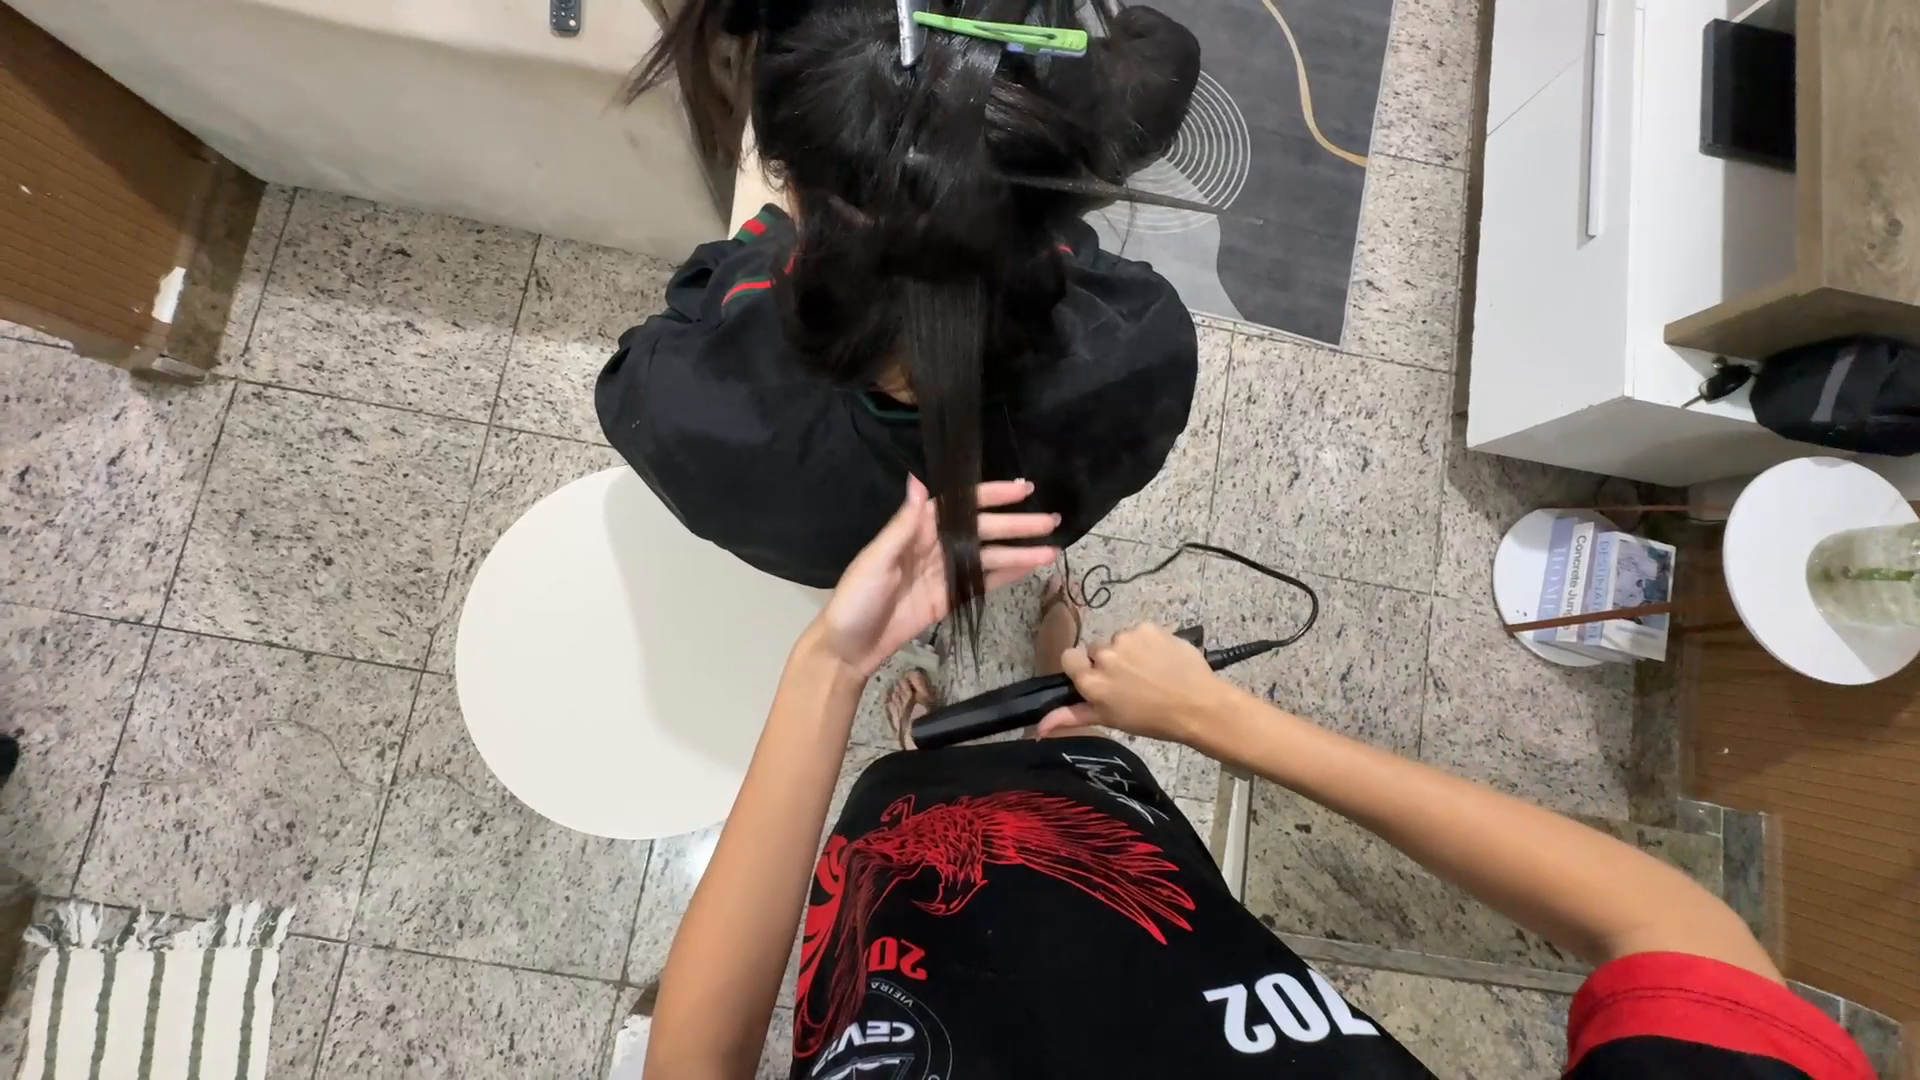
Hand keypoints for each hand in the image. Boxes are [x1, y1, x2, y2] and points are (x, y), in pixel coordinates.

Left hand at [813, 476, 1058, 676]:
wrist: (848, 648)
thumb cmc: (856, 599)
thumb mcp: (876, 560)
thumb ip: (903, 525)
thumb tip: (917, 480)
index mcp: (916, 530)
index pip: (960, 506)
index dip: (991, 497)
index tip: (1021, 490)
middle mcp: (934, 547)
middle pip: (982, 532)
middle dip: (1016, 526)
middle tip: (1050, 521)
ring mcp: (944, 574)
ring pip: (988, 558)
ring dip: (1019, 553)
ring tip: (1051, 549)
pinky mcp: (948, 600)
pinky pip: (982, 583)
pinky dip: (1006, 576)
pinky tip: (1030, 569)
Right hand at [1036, 622, 1237, 743]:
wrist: (1198, 706)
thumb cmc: (1152, 719)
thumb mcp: (1109, 719)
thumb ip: (1071, 717)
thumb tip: (1038, 728)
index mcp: (1092, 681)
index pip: (1069, 657)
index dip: (1082, 665)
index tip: (1098, 677)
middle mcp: (1104, 656)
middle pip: (1096, 648)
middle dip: (1108, 660)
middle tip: (1129, 680)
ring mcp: (1127, 639)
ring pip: (1118, 639)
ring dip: (1128, 651)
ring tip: (1149, 670)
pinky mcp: (1148, 628)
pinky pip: (1140, 632)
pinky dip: (1148, 642)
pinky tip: (1161, 659)